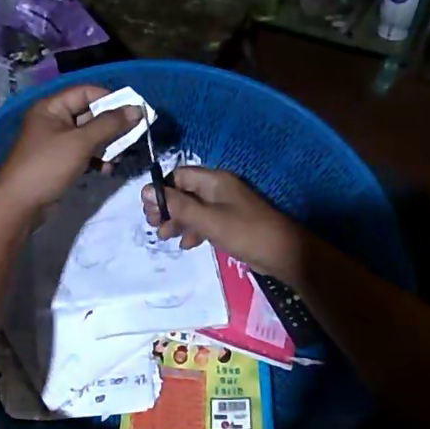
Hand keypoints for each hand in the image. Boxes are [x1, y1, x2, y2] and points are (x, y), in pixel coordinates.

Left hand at [0, 85, 139, 212]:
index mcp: (52, 107)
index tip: (135, 110)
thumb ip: (110, 124)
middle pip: (90, 113)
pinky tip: (107, 169)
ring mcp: (56, 141)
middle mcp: (53, 120)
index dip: (111, 98)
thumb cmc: (48, 166)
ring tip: (121, 156)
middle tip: (133, 135)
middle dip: (112, 124)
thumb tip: (137, 109)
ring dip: (108, 144)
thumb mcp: (81, 142)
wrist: (19, 205)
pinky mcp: (60, 160)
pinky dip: (98, 158)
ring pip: (90, 134)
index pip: (87, 92)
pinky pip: (85, 152)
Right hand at [141, 166, 306, 282]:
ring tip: (164, 236)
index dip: (162, 189)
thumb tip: (146, 190)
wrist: (283, 252)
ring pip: (194, 208)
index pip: (179, 175)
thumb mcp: (207, 219)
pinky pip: (205, 221)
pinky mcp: (230, 223)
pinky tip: (186, 244)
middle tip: (153, 224)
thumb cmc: (245, 232)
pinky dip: (193, 230)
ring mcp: (226, 206)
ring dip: (178, 220)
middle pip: (184, 191)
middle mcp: (219, 189)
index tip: (149, 209)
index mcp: (215, 180)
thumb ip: (178, 205)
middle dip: (167, 207)